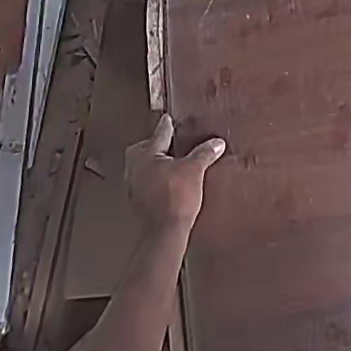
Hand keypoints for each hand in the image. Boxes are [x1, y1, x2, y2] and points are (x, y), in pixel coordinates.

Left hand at [124, 114, 224, 234]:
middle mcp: (135, 166)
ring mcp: (133, 184)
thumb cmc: (175, 199)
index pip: (159, 133)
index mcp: (147, 154)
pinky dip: (153, 179)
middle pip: (144, 148)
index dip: (167, 125)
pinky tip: (165, 183)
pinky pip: (143, 182)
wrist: (164, 231)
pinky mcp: (136, 200)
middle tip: (167, 143)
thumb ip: (205, 153)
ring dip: (153, 163)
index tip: (167, 119)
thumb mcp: (194, 170)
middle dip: (154, 144)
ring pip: (142, 166)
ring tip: (168, 164)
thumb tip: (216, 143)